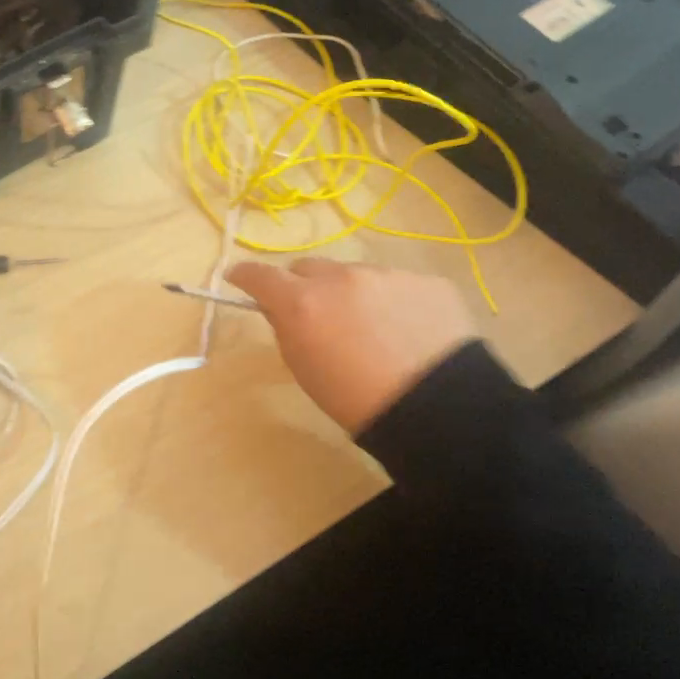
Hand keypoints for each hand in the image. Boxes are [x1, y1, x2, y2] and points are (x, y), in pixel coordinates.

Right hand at [227, 258, 477, 433]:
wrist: (440, 410)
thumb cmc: (356, 401)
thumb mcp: (304, 370)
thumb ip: (286, 330)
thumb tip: (281, 310)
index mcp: (301, 302)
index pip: (259, 275)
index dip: (245, 276)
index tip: (239, 279)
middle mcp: (340, 278)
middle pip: (308, 268)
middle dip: (305, 287)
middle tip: (317, 315)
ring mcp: (386, 275)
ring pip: (354, 275)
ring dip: (351, 294)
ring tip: (374, 330)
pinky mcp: (425, 281)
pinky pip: (397, 285)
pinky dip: (393, 302)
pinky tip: (409, 332)